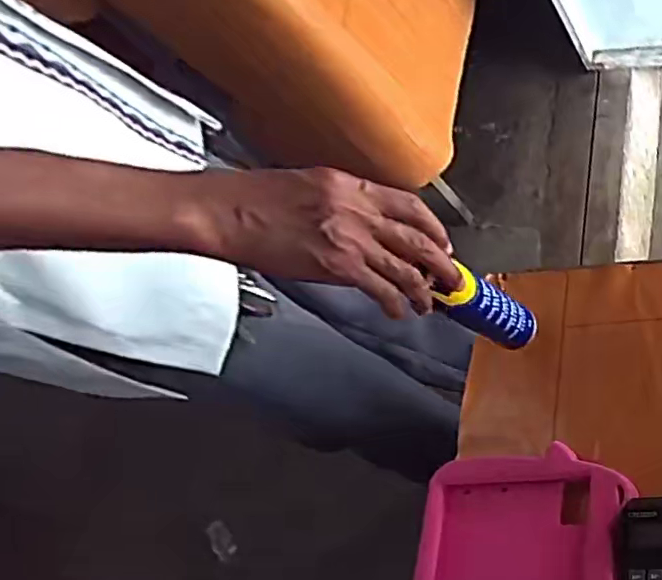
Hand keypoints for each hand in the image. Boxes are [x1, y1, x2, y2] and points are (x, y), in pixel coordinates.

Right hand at [185, 167, 459, 318]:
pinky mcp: (339, 265)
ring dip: (424, 294)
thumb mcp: (308, 186)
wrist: (209, 210)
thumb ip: (350, 205)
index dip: (437, 231)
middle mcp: (355, 211)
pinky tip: (398, 311)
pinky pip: (384, 291)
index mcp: (349, 187)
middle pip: (421, 243)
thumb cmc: (249, 199)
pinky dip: (398, 306)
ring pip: (408, 272)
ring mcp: (349, 238)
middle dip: (444, 268)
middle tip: (452, 282)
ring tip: (426, 304)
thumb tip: (384, 233)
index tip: (446, 246)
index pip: (412, 207)